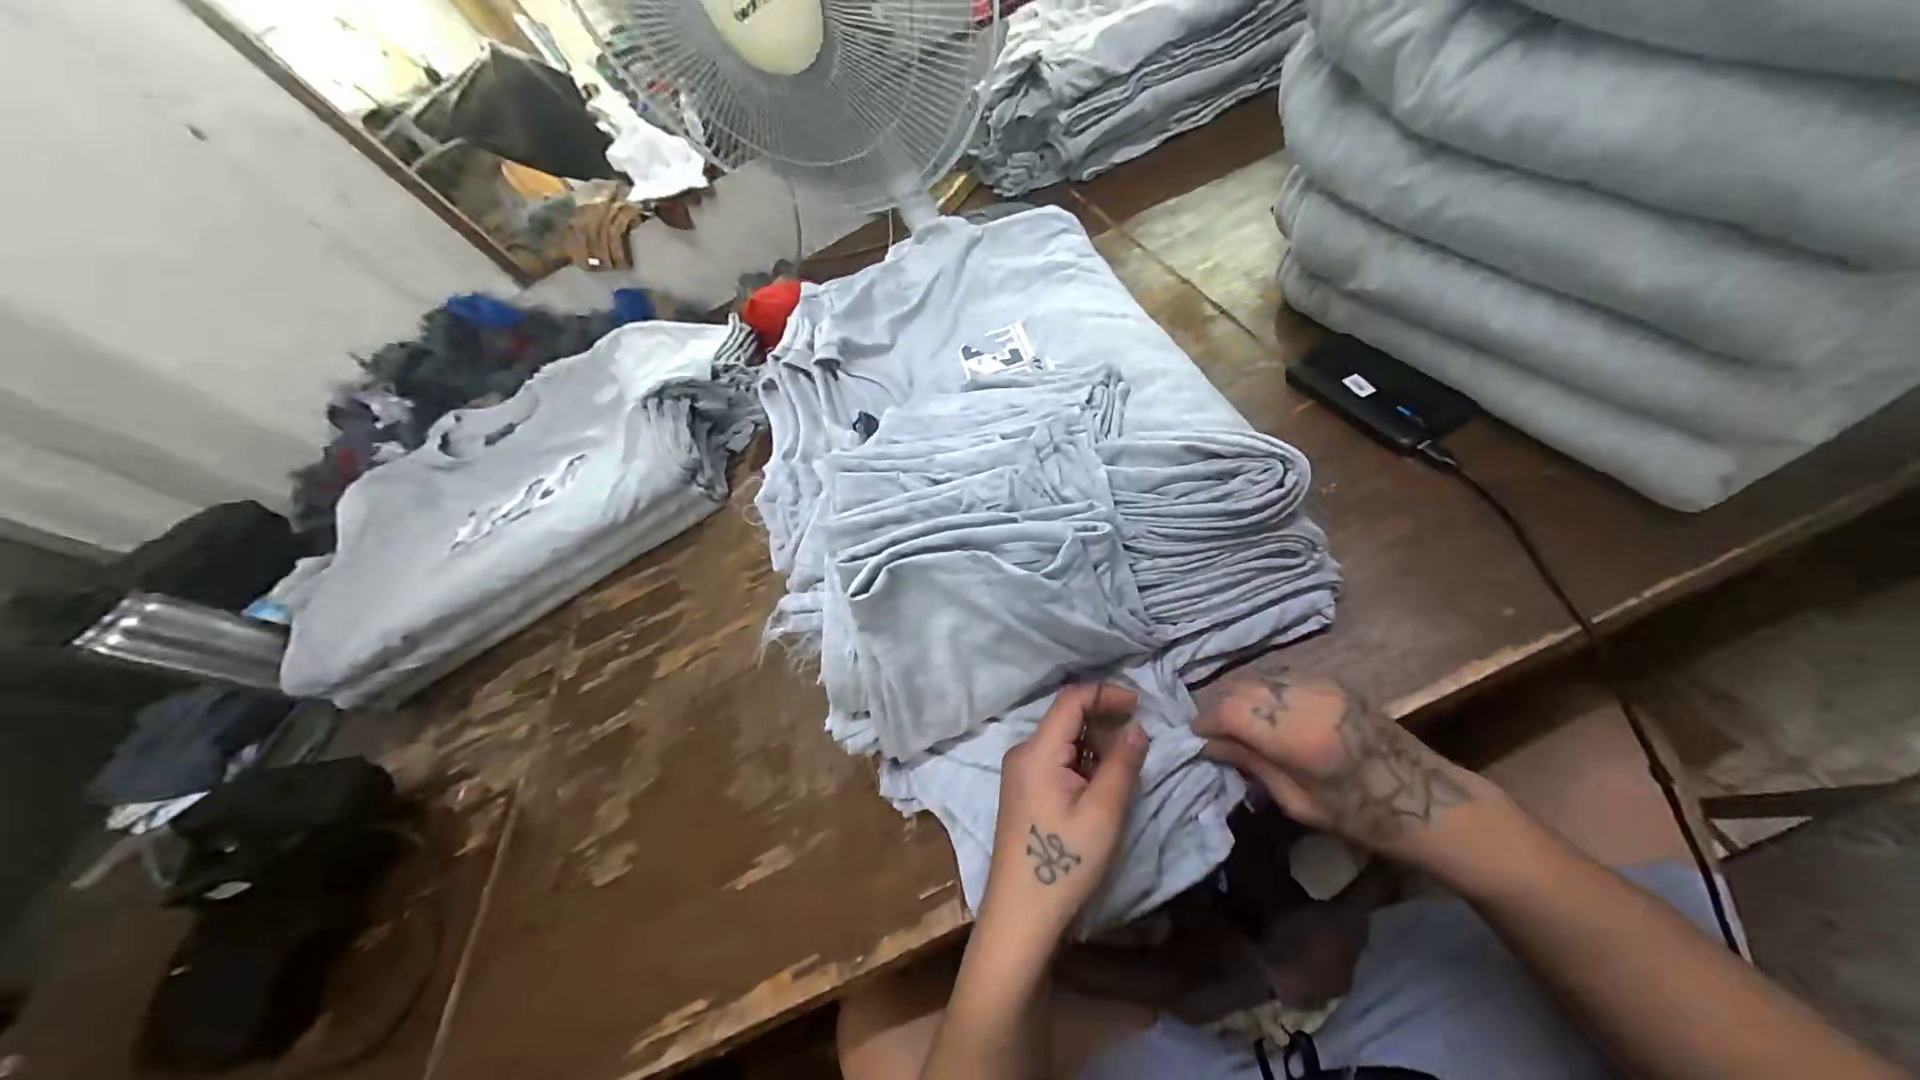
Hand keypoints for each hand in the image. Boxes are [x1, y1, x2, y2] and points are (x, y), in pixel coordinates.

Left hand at [981, 683, 1149, 943]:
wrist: (1021, 913)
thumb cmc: (1065, 861)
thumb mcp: (1104, 812)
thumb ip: (1122, 763)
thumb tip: (1137, 727)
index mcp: (1037, 751)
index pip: (1070, 699)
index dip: (1106, 693)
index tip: (1140, 704)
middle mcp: (1023, 752)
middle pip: (1066, 717)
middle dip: (1104, 719)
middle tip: (1138, 739)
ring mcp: (1020, 771)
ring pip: (1063, 739)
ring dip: (1095, 742)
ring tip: (1124, 766)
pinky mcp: (1023, 789)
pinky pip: (1056, 759)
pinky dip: (1082, 760)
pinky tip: (1101, 783)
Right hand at [1194, 672, 1476, 852]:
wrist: (1430, 800)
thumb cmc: (1363, 816)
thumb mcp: (1298, 802)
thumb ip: (1251, 764)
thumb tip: (1209, 744)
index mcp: (1296, 736)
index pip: (1228, 711)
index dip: (1205, 722)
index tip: (1197, 739)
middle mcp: (1304, 699)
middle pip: (1238, 687)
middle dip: (1218, 707)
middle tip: (1213, 733)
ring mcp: (1320, 684)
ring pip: (1256, 676)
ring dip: (1238, 697)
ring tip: (1234, 723)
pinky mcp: (1331, 680)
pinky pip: (1279, 676)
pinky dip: (1261, 691)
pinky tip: (1263, 714)